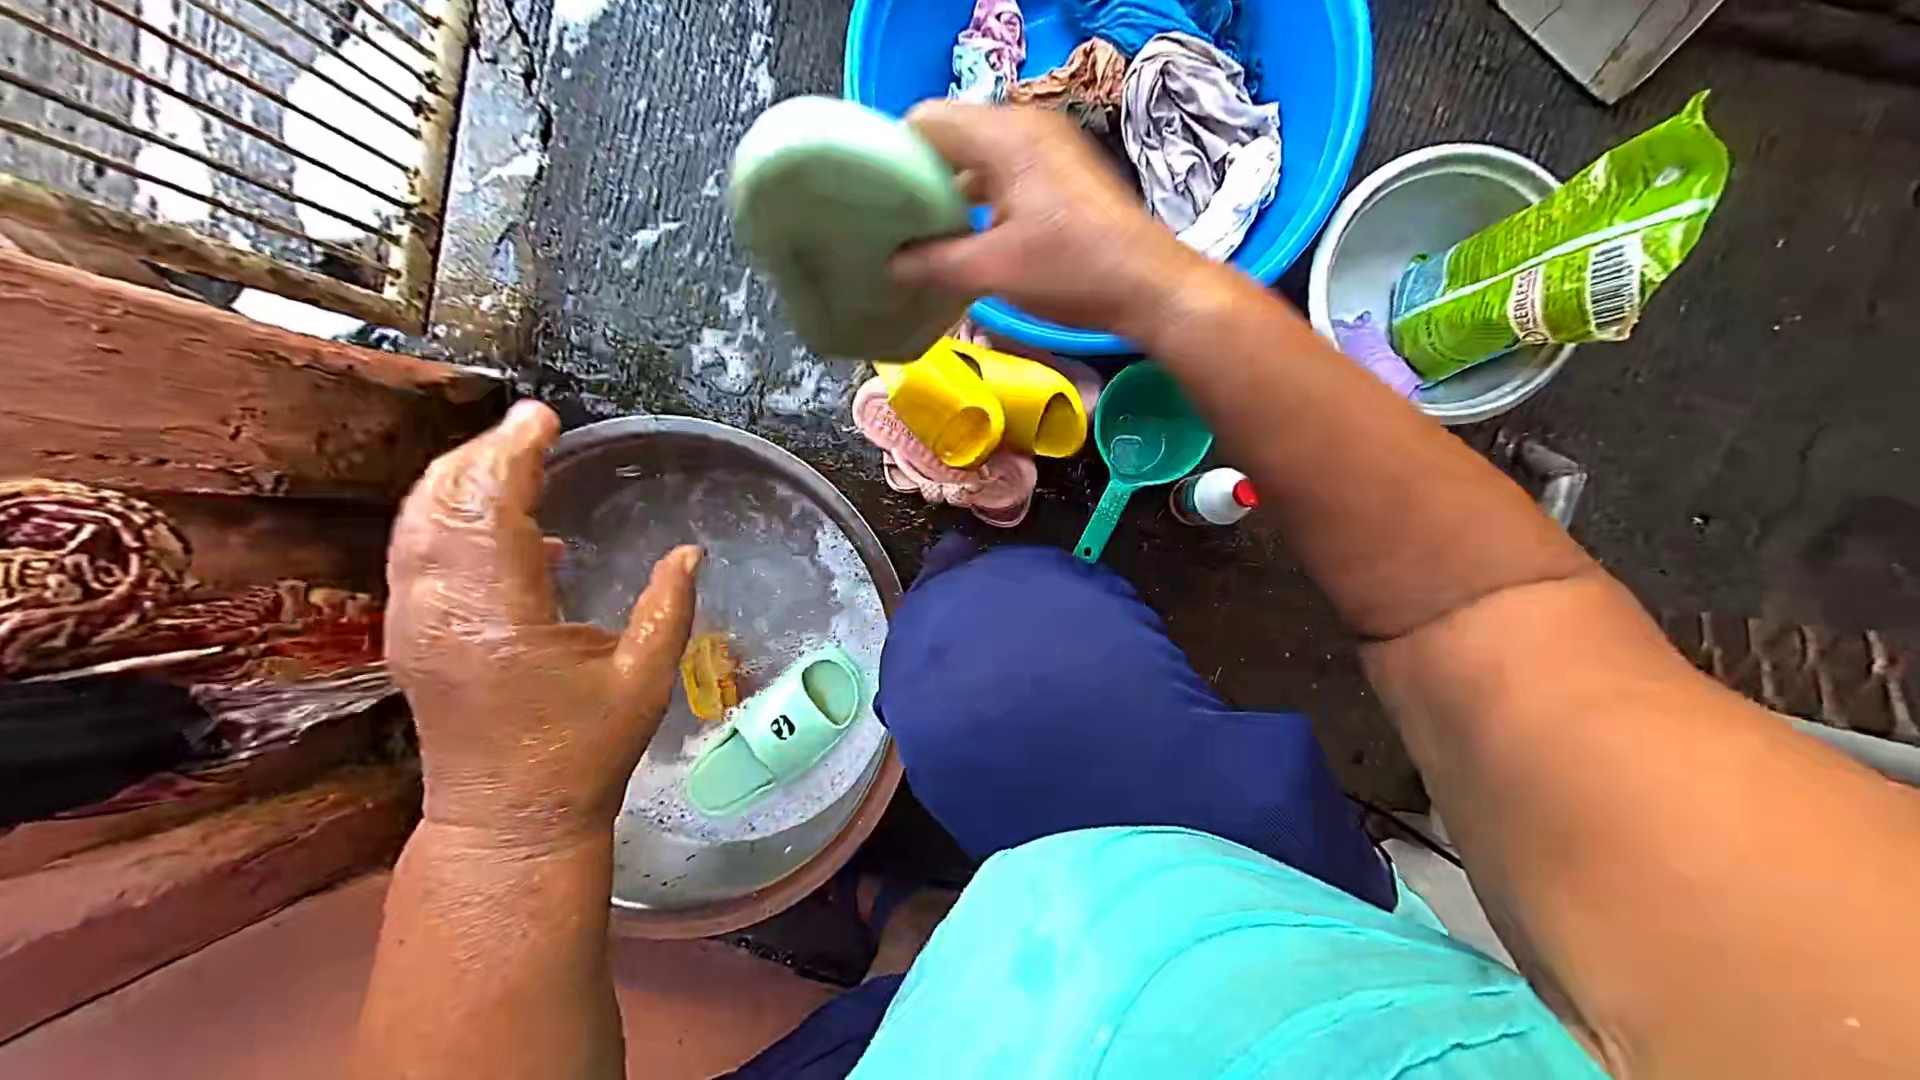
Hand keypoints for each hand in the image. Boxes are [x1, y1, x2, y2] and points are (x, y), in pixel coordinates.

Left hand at [385, 400, 700, 848]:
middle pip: (440, 503)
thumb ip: (669, 606)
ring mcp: (417, 623)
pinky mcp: (416, 635)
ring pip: (420, 524)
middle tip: (530, 426)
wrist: (508, 821)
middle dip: (482, 453)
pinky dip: (456, 517)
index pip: (491, 510)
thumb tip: (691, 549)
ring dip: (462, 478)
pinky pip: (424, 553)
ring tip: (513, 454)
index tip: (542, 416)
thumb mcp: (645, 680)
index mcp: (500, 619)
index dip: (513, 454)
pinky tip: (511, 522)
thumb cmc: (584, 751)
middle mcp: (442, 611)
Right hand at [890, 102, 1214, 335]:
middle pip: (953, 136)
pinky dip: (981, 198)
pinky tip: (971, 237)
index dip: (895, 154)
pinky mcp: (1062, 175)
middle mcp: (1027, 128)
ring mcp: (1049, 149)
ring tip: (928, 236)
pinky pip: (1005, 173)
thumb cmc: (1073, 271)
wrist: (1147, 287)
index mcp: (1005, 137)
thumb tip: (892, 263)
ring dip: (952, 192)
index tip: (876, 197)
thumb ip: (934, 262)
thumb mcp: (993, 270)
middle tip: (897, 223)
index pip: (927, 119)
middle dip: (921, 176)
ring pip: (979, 157)